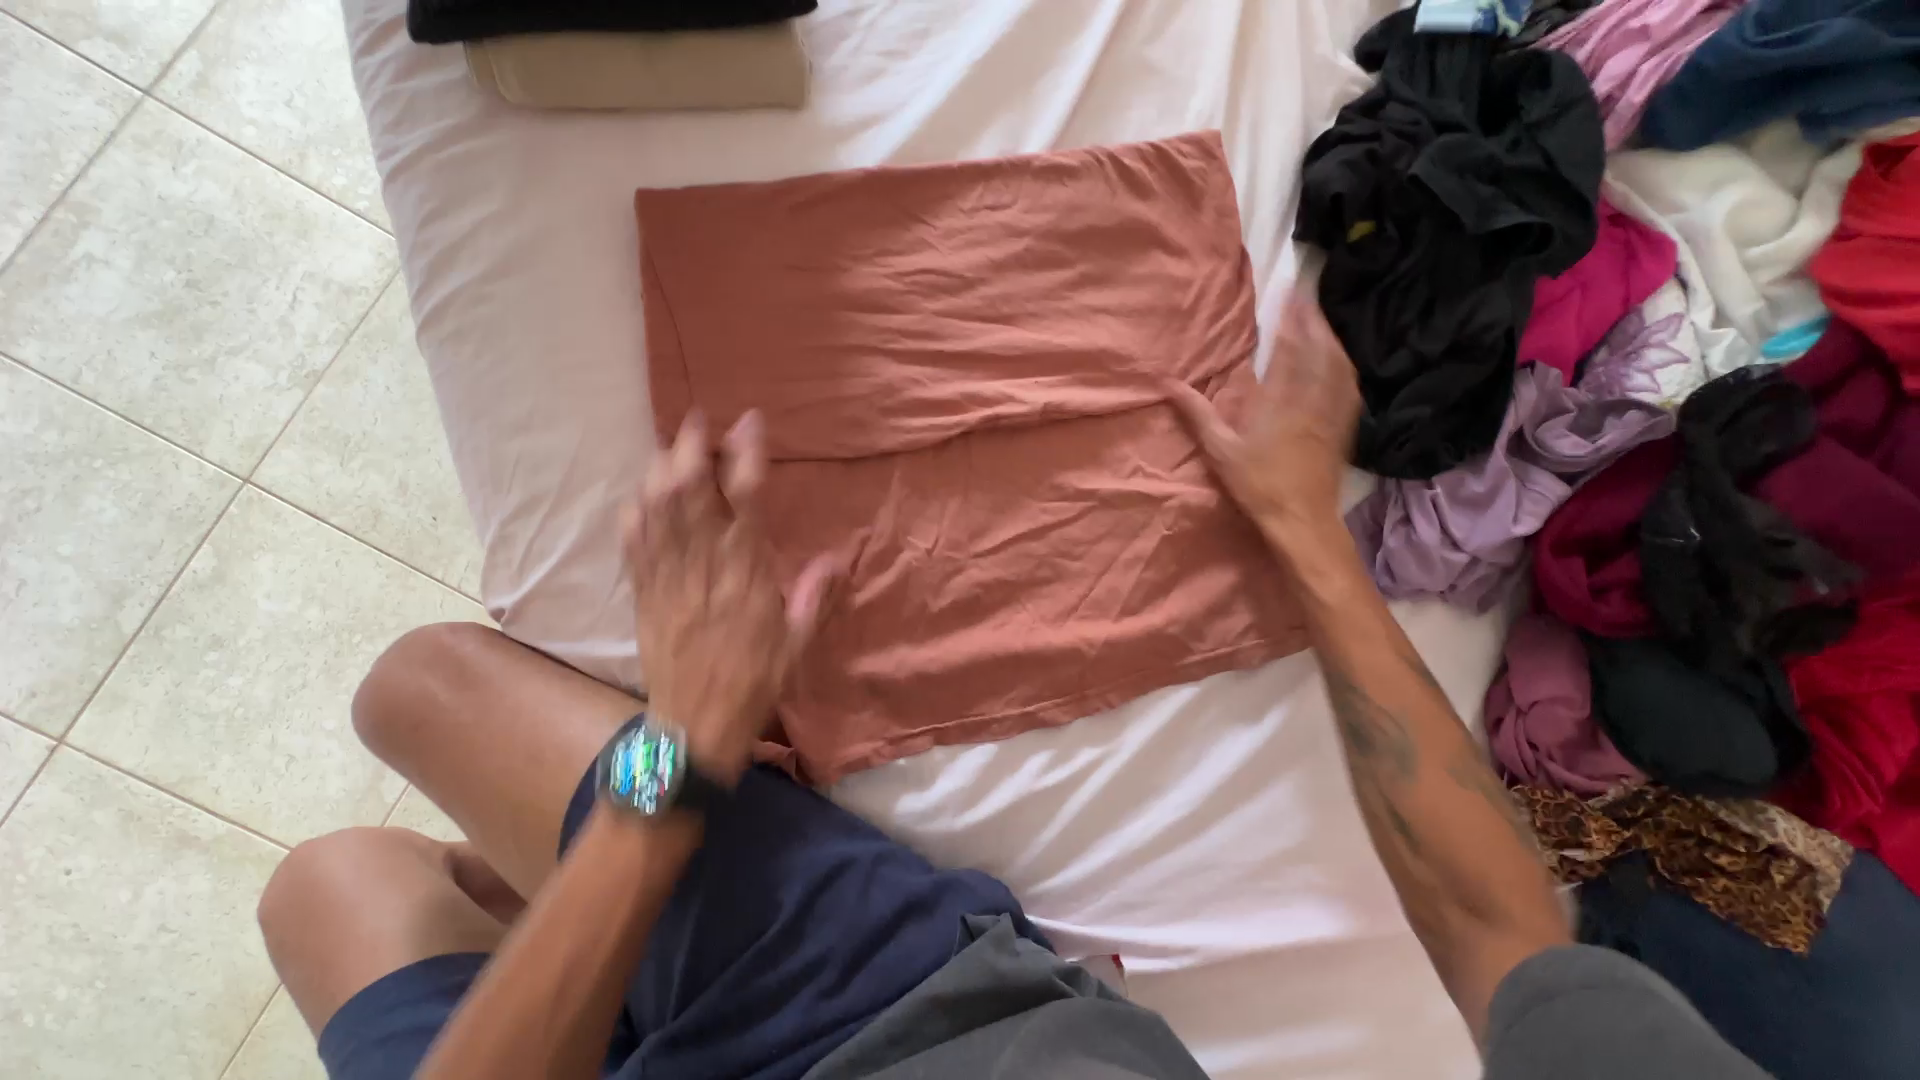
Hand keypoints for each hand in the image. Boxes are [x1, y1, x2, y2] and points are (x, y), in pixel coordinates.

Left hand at [622, 410, 837, 783]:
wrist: (694, 728)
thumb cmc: (754, 685)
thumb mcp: (797, 645)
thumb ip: (814, 597)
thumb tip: (837, 557)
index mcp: (747, 578)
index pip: (745, 504)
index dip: (746, 458)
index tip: (750, 423)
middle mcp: (704, 570)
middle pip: (691, 495)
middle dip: (692, 450)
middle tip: (698, 419)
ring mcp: (668, 581)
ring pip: (659, 512)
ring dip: (662, 471)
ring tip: (670, 444)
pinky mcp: (643, 597)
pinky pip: (634, 547)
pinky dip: (635, 515)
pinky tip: (639, 495)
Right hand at [1164, 291, 1360, 550]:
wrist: (1302, 519)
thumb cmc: (1258, 485)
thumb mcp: (1220, 450)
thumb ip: (1196, 414)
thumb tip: (1167, 383)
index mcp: (1281, 401)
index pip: (1291, 348)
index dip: (1293, 318)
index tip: (1292, 291)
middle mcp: (1312, 400)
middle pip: (1318, 349)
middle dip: (1313, 320)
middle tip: (1307, 295)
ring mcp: (1332, 414)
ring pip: (1337, 365)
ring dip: (1330, 339)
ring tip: (1320, 321)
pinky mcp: (1342, 429)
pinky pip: (1347, 388)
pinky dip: (1343, 367)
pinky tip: (1339, 362)